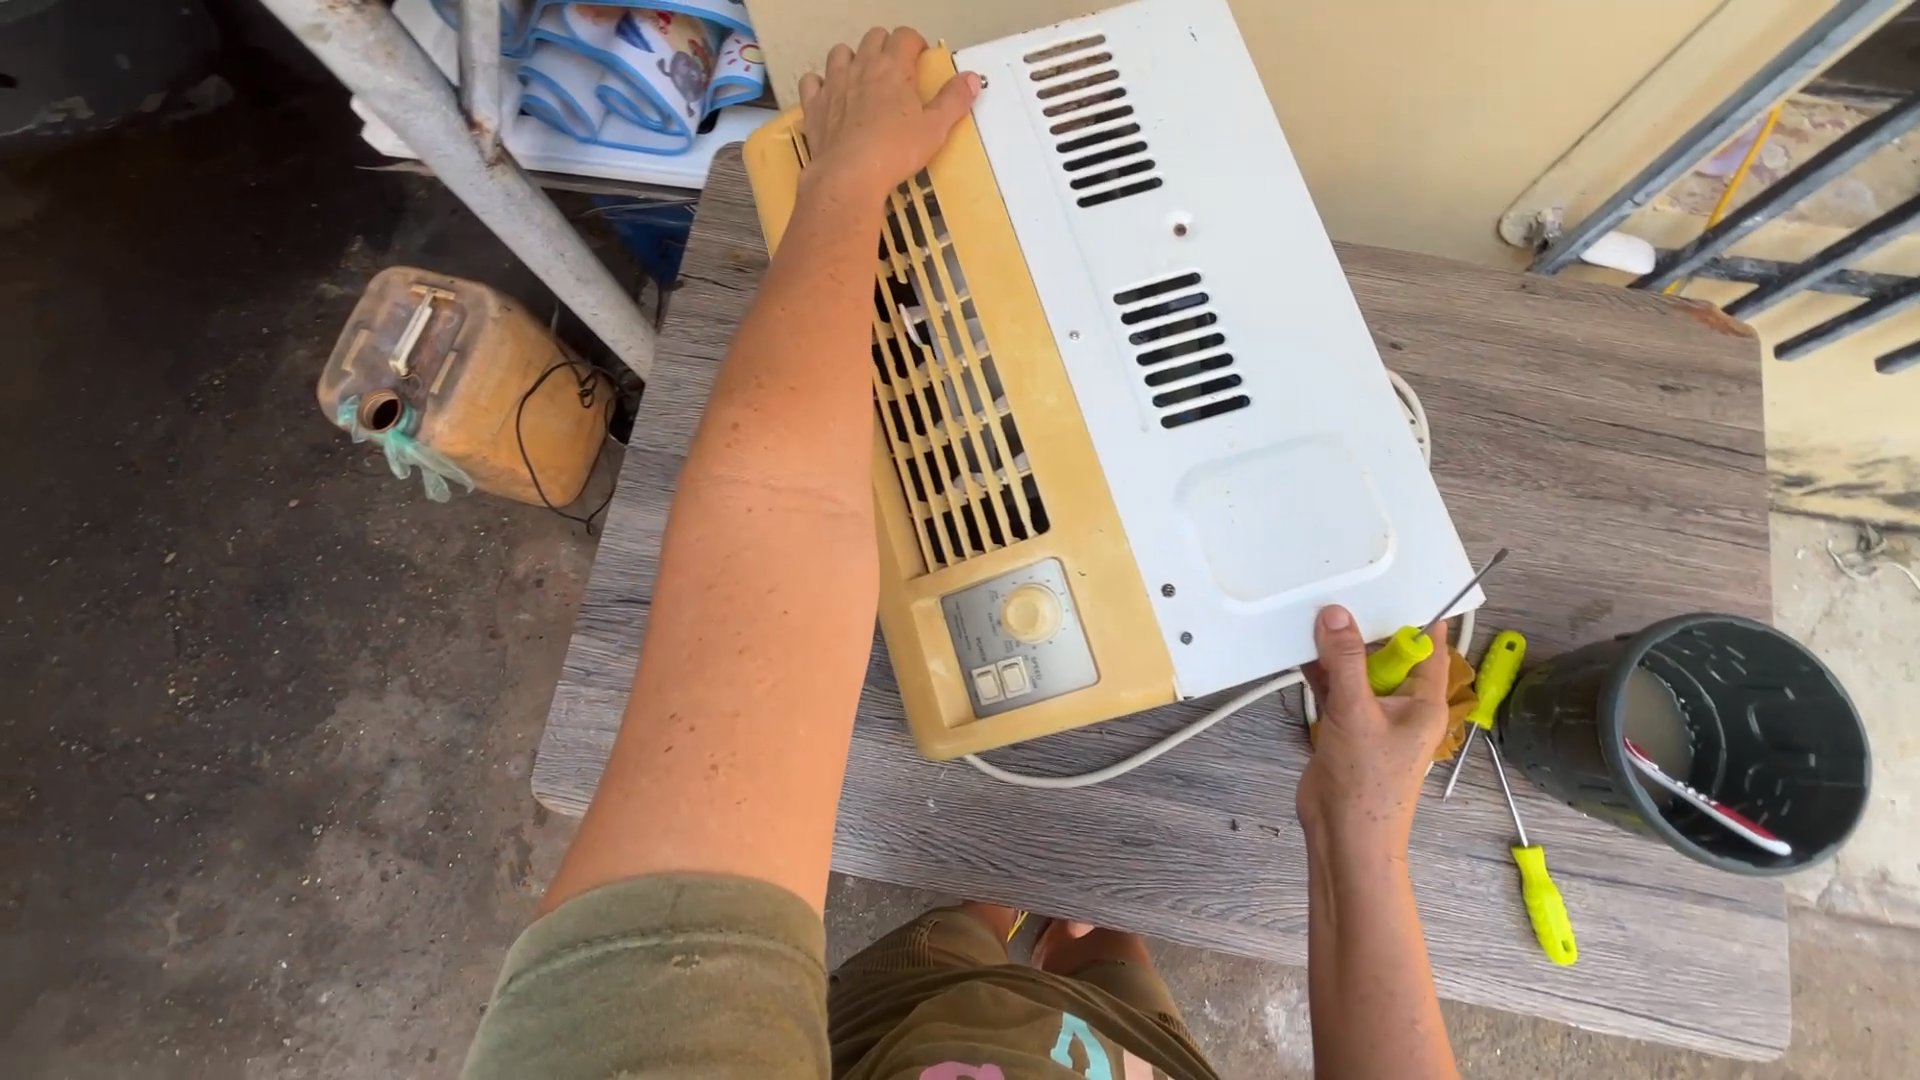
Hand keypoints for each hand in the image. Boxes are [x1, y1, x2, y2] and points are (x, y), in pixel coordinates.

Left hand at [797, 27, 981, 204]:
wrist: (851, 175)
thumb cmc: (894, 152)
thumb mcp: (934, 129)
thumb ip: (953, 101)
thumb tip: (970, 80)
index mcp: (893, 67)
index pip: (905, 36)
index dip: (915, 43)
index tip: (920, 57)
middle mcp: (862, 67)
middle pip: (873, 38)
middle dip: (886, 46)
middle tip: (895, 68)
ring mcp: (834, 84)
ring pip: (840, 53)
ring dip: (852, 59)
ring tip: (862, 77)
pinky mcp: (815, 106)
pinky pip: (812, 81)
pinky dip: (820, 84)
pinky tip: (830, 94)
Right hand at [1297, 606, 1450, 851]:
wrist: (1343, 832)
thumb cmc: (1368, 783)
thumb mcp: (1357, 713)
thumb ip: (1346, 662)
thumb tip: (1337, 615)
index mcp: (1423, 701)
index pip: (1428, 648)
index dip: (1416, 616)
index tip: (1393, 582)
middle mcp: (1399, 705)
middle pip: (1384, 654)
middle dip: (1362, 629)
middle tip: (1337, 594)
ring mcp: (1370, 716)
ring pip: (1354, 670)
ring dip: (1334, 651)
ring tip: (1310, 617)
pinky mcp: (1343, 726)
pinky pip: (1333, 688)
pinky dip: (1317, 672)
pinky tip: (1298, 653)